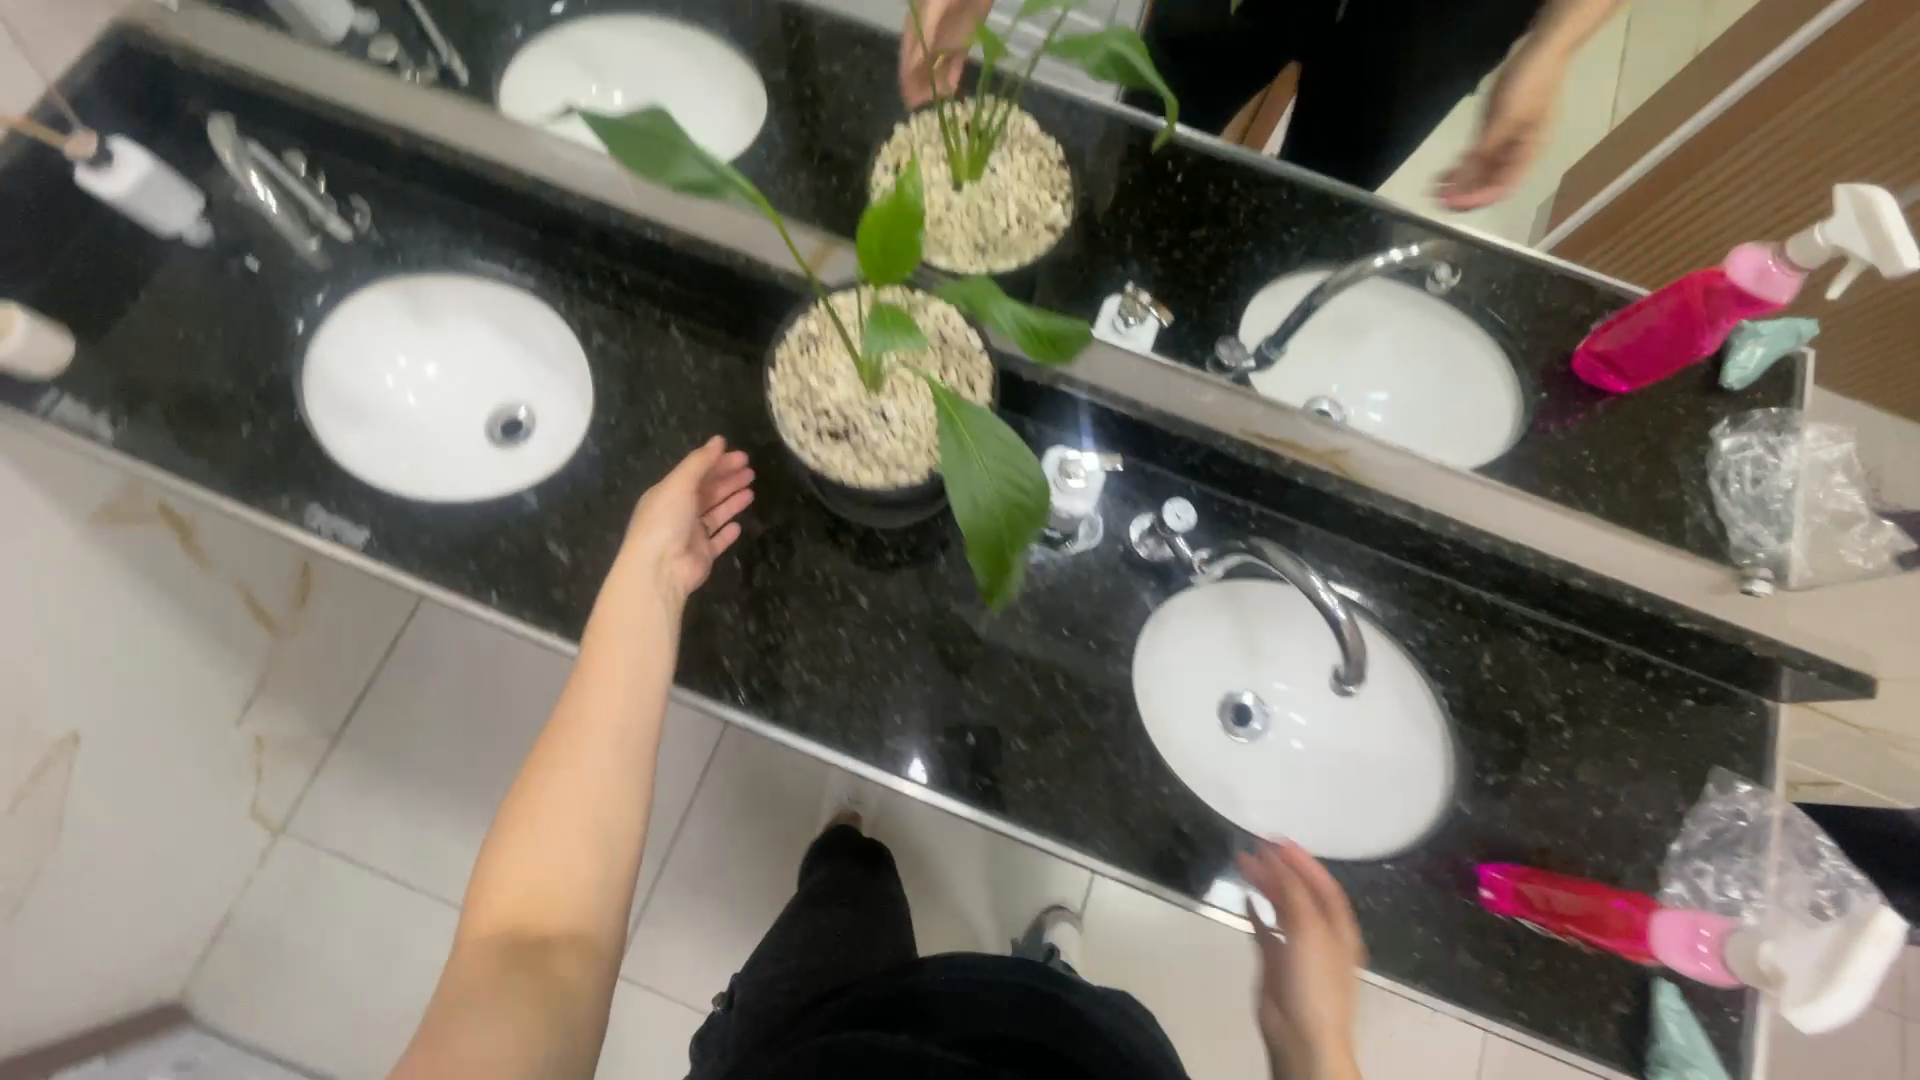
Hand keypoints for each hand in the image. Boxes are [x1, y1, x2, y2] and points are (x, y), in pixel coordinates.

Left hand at [617, 437, 753, 606]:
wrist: (660, 568)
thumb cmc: (666, 520)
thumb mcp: (679, 484)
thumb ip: (699, 462)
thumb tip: (719, 440)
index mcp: (668, 493)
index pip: (696, 473)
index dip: (718, 462)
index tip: (741, 456)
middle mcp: (678, 512)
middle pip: (707, 491)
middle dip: (728, 479)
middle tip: (751, 469)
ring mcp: (690, 535)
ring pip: (715, 513)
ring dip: (731, 501)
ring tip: (751, 490)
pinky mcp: (702, 554)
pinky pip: (717, 540)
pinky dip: (727, 532)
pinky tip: (738, 525)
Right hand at [900, 0, 995, 107]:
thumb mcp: (936, 7)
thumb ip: (926, 35)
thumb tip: (912, 68)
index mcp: (916, 27)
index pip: (908, 60)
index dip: (907, 81)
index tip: (910, 102)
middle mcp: (928, 36)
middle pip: (921, 67)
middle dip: (921, 87)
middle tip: (925, 109)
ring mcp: (946, 38)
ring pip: (937, 67)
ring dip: (937, 85)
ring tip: (940, 102)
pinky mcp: (963, 39)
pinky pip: (955, 62)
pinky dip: (953, 76)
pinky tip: (952, 90)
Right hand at [1239, 841, 1365, 1079]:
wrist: (1302, 1036)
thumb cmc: (1314, 981)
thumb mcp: (1309, 929)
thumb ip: (1292, 891)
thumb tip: (1273, 858)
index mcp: (1338, 928)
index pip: (1324, 886)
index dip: (1304, 861)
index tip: (1279, 840)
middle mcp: (1320, 934)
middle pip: (1300, 893)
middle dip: (1279, 869)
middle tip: (1254, 847)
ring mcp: (1297, 948)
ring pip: (1281, 908)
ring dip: (1265, 885)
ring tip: (1242, 863)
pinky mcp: (1275, 962)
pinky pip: (1265, 930)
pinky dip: (1256, 913)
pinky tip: (1244, 899)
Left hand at [1435, 43, 1566, 210]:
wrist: (1538, 52)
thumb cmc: (1529, 84)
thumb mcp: (1505, 119)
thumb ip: (1485, 152)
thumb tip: (1463, 183)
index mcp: (1527, 153)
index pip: (1501, 188)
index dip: (1476, 199)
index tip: (1452, 203)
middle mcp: (1515, 154)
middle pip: (1487, 185)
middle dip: (1462, 195)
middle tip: (1435, 200)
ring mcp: (1502, 144)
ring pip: (1478, 175)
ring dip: (1457, 185)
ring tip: (1432, 190)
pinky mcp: (1491, 134)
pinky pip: (1473, 159)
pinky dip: (1458, 169)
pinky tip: (1441, 174)